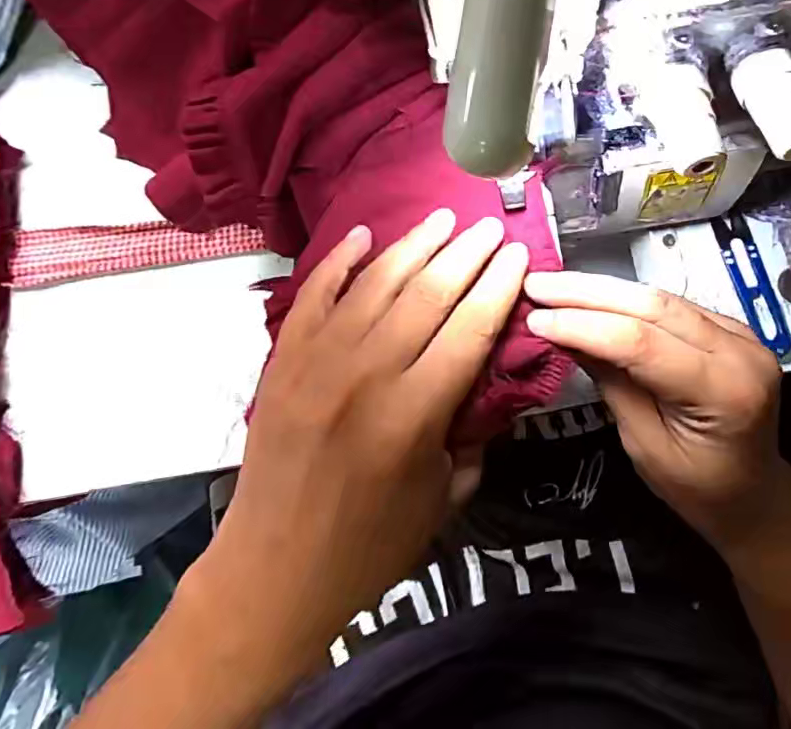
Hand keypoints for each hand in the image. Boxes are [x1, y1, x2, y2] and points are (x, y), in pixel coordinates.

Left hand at [210, 210, 529, 640]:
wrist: (272, 571)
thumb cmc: (369, 546)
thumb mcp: (442, 498)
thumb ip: (471, 434)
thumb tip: (487, 382)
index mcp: (413, 413)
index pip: (470, 328)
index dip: (499, 286)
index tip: (519, 255)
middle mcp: (366, 373)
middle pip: (428, 293)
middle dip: (466, 254)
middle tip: (489, 227)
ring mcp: (317, 360)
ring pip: (375, 283)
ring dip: (413, 245)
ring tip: (442, 218)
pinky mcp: (283, 360)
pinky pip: (314, 295)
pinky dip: (339, 261)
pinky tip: (363, 235)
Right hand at [523, 271, 790, 551]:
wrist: (754, 496)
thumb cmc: (699, 490)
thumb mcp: (644, 445)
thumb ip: (610, 382)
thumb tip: (561, 333)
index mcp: (726, 391)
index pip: (642, 342)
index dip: (584, 325)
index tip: (536, 318)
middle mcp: (741, 351)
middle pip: (653, 306)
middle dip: (588, 293)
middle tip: (538, 285)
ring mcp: (741, 334)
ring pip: (661, 297)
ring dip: (603, 290)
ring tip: (555, 286)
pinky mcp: (730, 327)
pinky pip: (671, 305)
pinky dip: (627, 299)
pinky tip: (591, 296)